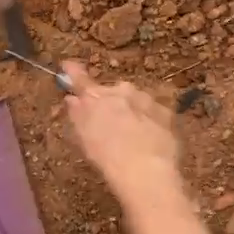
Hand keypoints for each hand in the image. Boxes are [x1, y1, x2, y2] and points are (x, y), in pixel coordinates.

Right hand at [60, 62, 181, 199]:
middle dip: (109, 101)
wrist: (145, 170)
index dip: (73, 72)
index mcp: (98, 96)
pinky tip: (146, 139)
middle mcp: (123, 91)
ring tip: (129, 136)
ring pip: (134, 100)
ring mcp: (147, 100)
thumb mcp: (83, 137)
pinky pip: (152, 112)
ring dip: (130, 111)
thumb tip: (72, 99)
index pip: (82, 81)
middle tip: (106, 123)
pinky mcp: (166, 113)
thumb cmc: (106, 155)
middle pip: (113, 91)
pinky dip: (148, 120)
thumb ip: (77, 114)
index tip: (67, 63)